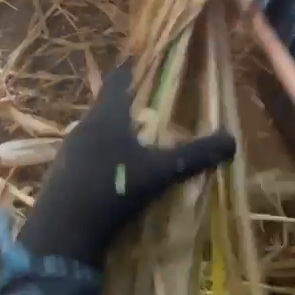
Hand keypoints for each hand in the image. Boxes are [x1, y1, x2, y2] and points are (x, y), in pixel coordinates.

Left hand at [15, 65, 236, 265]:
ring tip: (139, 136)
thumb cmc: (113, 192)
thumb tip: (232, 140)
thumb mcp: (161, 173)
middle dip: (130, 102)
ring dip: (117, 130)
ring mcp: (69, 151)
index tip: (147, 58)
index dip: (133, 67)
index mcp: (106, 117)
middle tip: (154, 101)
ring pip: (97, 130)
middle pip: (108, 105)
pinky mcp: (62, 173)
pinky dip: (106, 152)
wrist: (62, 236)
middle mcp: (84, 127)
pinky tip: (118, 169)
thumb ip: (196, 155)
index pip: (119, 79)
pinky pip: (88, 152)